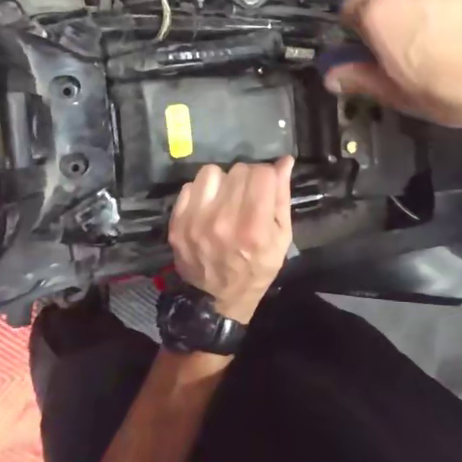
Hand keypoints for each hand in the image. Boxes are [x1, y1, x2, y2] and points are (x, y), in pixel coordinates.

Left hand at [167, 158, 294, 323]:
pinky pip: (190, 187)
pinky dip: (202, 193)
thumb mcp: (282, 237)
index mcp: (254, 226)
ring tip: (226, 198)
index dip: (268, 176)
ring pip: (212, 172)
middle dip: (248, 178)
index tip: (268, 186)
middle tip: (248, 196)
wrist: (219, 299)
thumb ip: (282, 197)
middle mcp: (223, 220)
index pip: (262, 173)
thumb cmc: (258, 267)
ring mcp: (196, 222)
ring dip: (223, 182)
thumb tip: (285, 162)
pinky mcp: (177, 224)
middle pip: (239, 170)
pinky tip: (209, 208)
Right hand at [324, 0, 461, 126]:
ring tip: (452, 50)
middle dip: (395, 26)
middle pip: (389, 2)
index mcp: (379, 13)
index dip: (358, 35)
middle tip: (416, 62)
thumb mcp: (406, 98)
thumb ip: (365, 81)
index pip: (349, 11)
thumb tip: (332, 74)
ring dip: (426, 16)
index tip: (374, 59)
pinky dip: (455, 10)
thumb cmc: (459, 90)